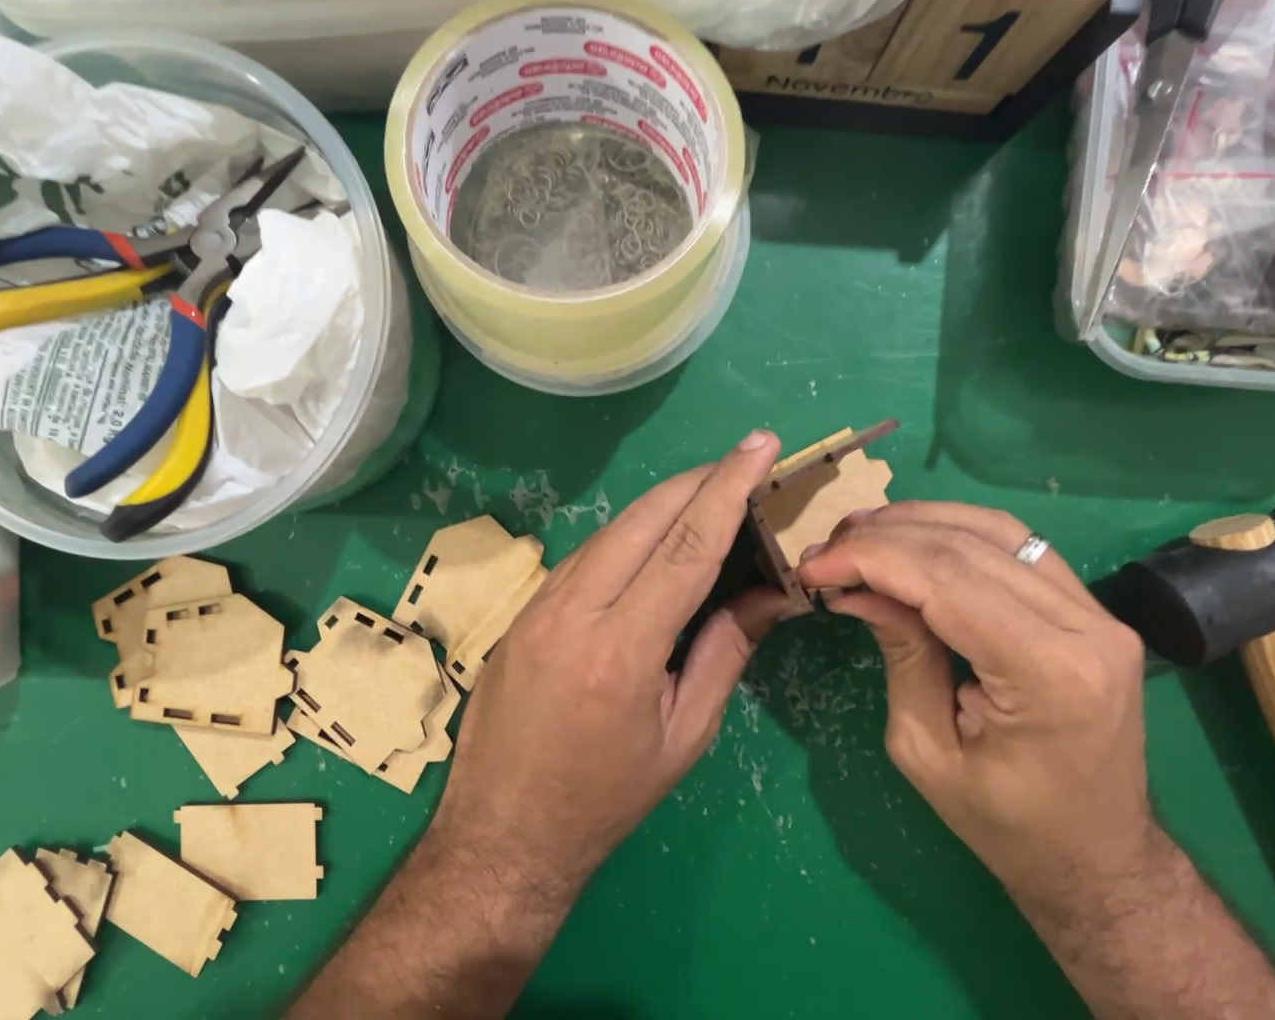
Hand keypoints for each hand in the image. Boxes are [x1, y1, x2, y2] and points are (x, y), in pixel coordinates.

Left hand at [426, 431, 793, 897]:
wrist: (504, 831)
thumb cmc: (606, 798)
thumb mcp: (684, 734)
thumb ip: (727, 653)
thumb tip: (770, 592)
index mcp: (622, 648)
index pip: (687, 545)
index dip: (730, 488)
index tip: (761, 445)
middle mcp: (573, 611)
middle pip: (644, 519)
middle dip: (698, 481)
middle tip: (744, 464)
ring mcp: (538, 606)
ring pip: (611, 531)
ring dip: (663, 506)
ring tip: (710, 498)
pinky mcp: (523, 612)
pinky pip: (584, 557)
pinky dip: (627, 537)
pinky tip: (654, 543)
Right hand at [797, 502, 1156, 904]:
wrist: (1097, 856)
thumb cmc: (1005, 824)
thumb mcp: (926, 750)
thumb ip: (901, 655)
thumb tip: (856, 589)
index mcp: (1048, 674)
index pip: (945, 580)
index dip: (869, 560)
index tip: (810, 566)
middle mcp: (1086, 629)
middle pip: (967, 546)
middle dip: (882, 538)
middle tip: (823, 551)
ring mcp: (1099, 614)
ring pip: (994, 531)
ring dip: (916, 523)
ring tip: (856, 536)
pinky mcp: (1093, 611)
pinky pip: (1016, 547)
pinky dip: (955, 533)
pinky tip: (910, 540)